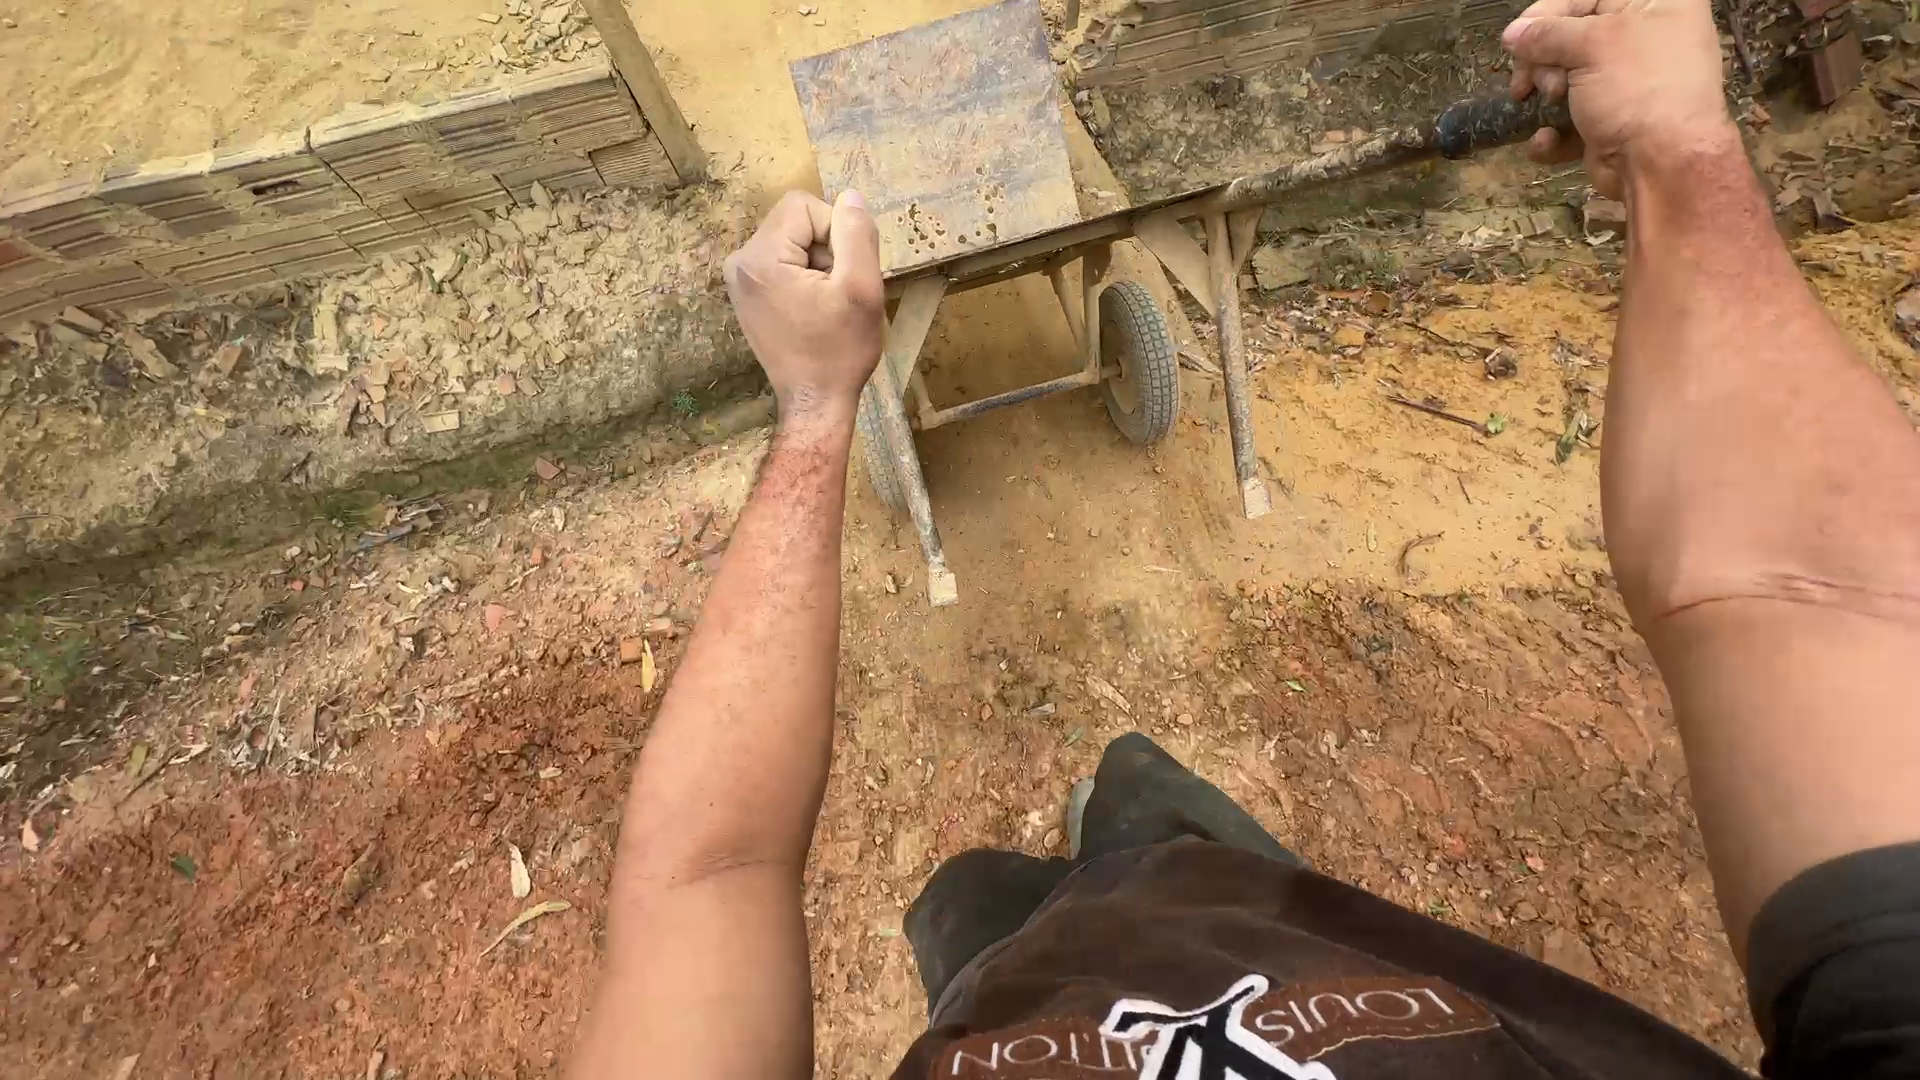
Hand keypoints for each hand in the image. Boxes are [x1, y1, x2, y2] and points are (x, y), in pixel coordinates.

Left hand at [723, 189, 884, 424]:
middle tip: (838, 296)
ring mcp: (740, 283)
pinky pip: (784, 267)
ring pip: (793, 246)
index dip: (837, 234)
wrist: (815, 404)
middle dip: (827, 252)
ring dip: (820, 269)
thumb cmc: (840, 352)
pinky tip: (815, 314)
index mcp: (760, 257)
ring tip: (827, 308)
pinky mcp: (748, 299)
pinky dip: (806, 283)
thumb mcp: (862, 289)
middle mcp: (739, 263)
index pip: (805, 206)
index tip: (845, 276)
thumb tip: (850, 197)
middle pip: (796, 225)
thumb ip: (857, 235)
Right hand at [1504, 0, 1738, 197]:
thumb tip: (1511, 33)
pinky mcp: (1602, 121)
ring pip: (1560, 81)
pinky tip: (1550, 140)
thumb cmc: (1637, 88)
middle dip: (1542, 63)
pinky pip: (1563, 120)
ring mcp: (1619, 84)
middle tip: (1533, 84)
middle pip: (1567, 39)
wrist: (1657, 158)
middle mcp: (1637, 38)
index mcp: (1652, 3)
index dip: (1546, 16)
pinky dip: (1550, 133)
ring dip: (1544, 98)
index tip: (1514, 41)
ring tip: (1549, 108)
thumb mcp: (1596, 45)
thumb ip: (1549, 34)